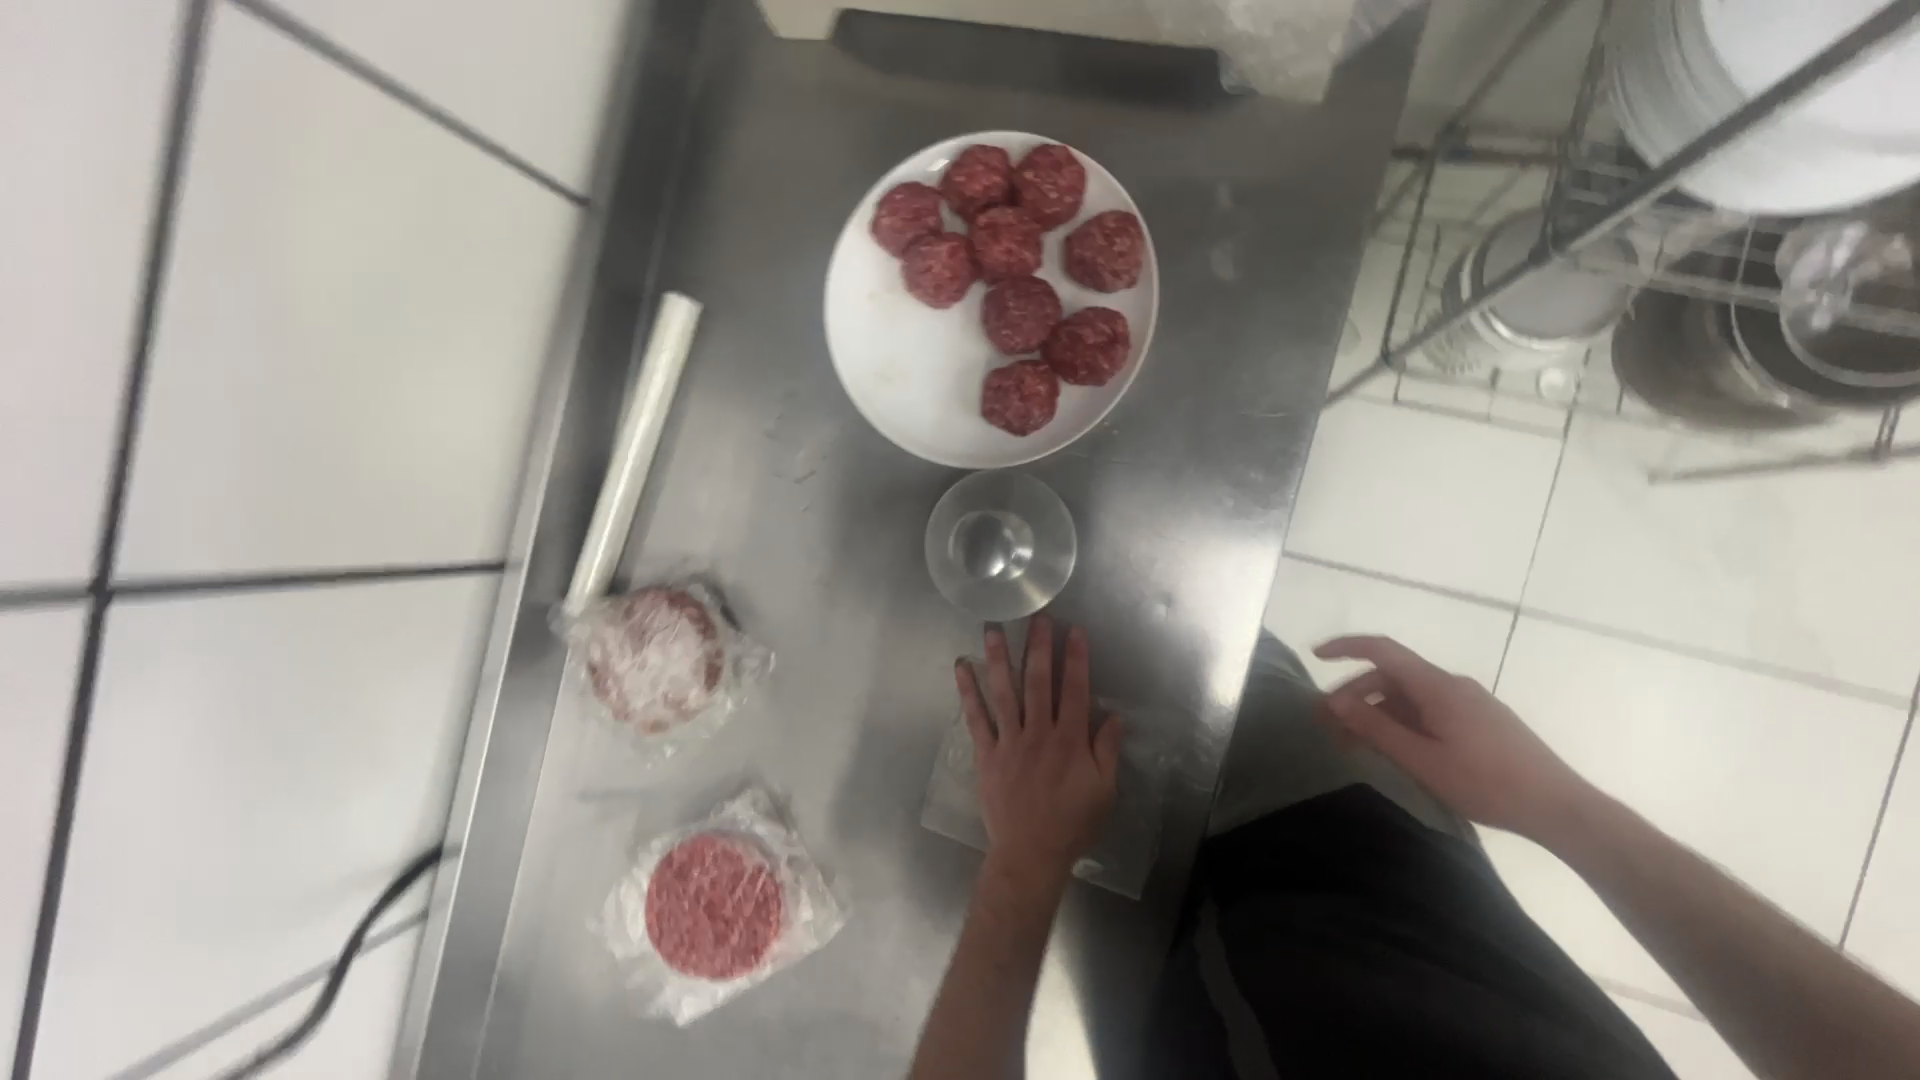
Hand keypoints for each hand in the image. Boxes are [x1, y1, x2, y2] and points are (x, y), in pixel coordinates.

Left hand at [956, 614, 1122, 887]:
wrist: (1031, 853)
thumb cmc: (1072, 823)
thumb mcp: (1104, 790)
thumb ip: (1108, 751)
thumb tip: (1114, 715)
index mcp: (1070, 740)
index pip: (1075, 690)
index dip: (1076, 658)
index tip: (1074, 631)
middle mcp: (1039, 733)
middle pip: (1039, 682)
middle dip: (1039, 646)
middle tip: (1038, 616)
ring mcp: (1009, 742)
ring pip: (1004, 692)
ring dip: (999, 658)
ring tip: (993, 629)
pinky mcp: (987, 754)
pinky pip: (976, 718)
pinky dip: (968, 692)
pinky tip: (962, 668)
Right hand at [1315, 635, 1593, 839]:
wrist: (1560, 808)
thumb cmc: (1487, 784)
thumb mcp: (1421, 760)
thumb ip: (1375, 728)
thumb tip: (1333, 702)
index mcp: (1437, 687)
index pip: (1382, 650)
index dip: (1346, 648)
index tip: (1316, 656)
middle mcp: (1452, 685)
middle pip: (1391, 677)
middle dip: (1354, 695)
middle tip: (1327, 725)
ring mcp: (1469, 702)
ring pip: (1409, 696)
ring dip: (1376, 712)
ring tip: (1354, 743)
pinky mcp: (1480, 721)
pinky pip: (1428, 710)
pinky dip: (1400, 721)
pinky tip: (1394, 748)